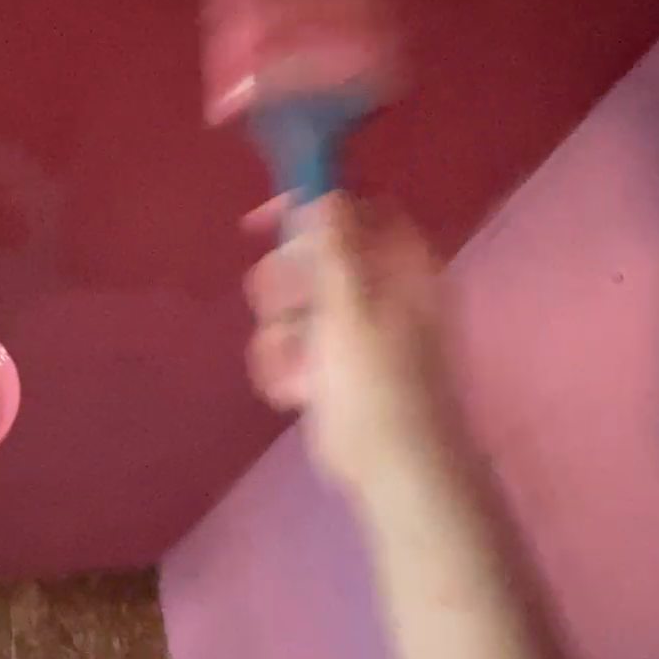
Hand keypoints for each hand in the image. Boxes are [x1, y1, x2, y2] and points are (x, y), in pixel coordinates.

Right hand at [245, 194, 449, 490]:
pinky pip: (288, 339)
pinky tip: (291, 389)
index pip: (350, 207)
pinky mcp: (328, 359)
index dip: (307, 206)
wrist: (392, 469)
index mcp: (397, 265)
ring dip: (278, 332)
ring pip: (291, 300)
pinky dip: (281, 361)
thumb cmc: (378, 385)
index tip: (261, 222)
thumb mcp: (351, 309)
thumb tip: (326, 189)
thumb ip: (334, 247)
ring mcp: (350, 325)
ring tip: (291, 366)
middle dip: (283, 283)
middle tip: (279, 307)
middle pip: (310, 254)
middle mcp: (375, 287)